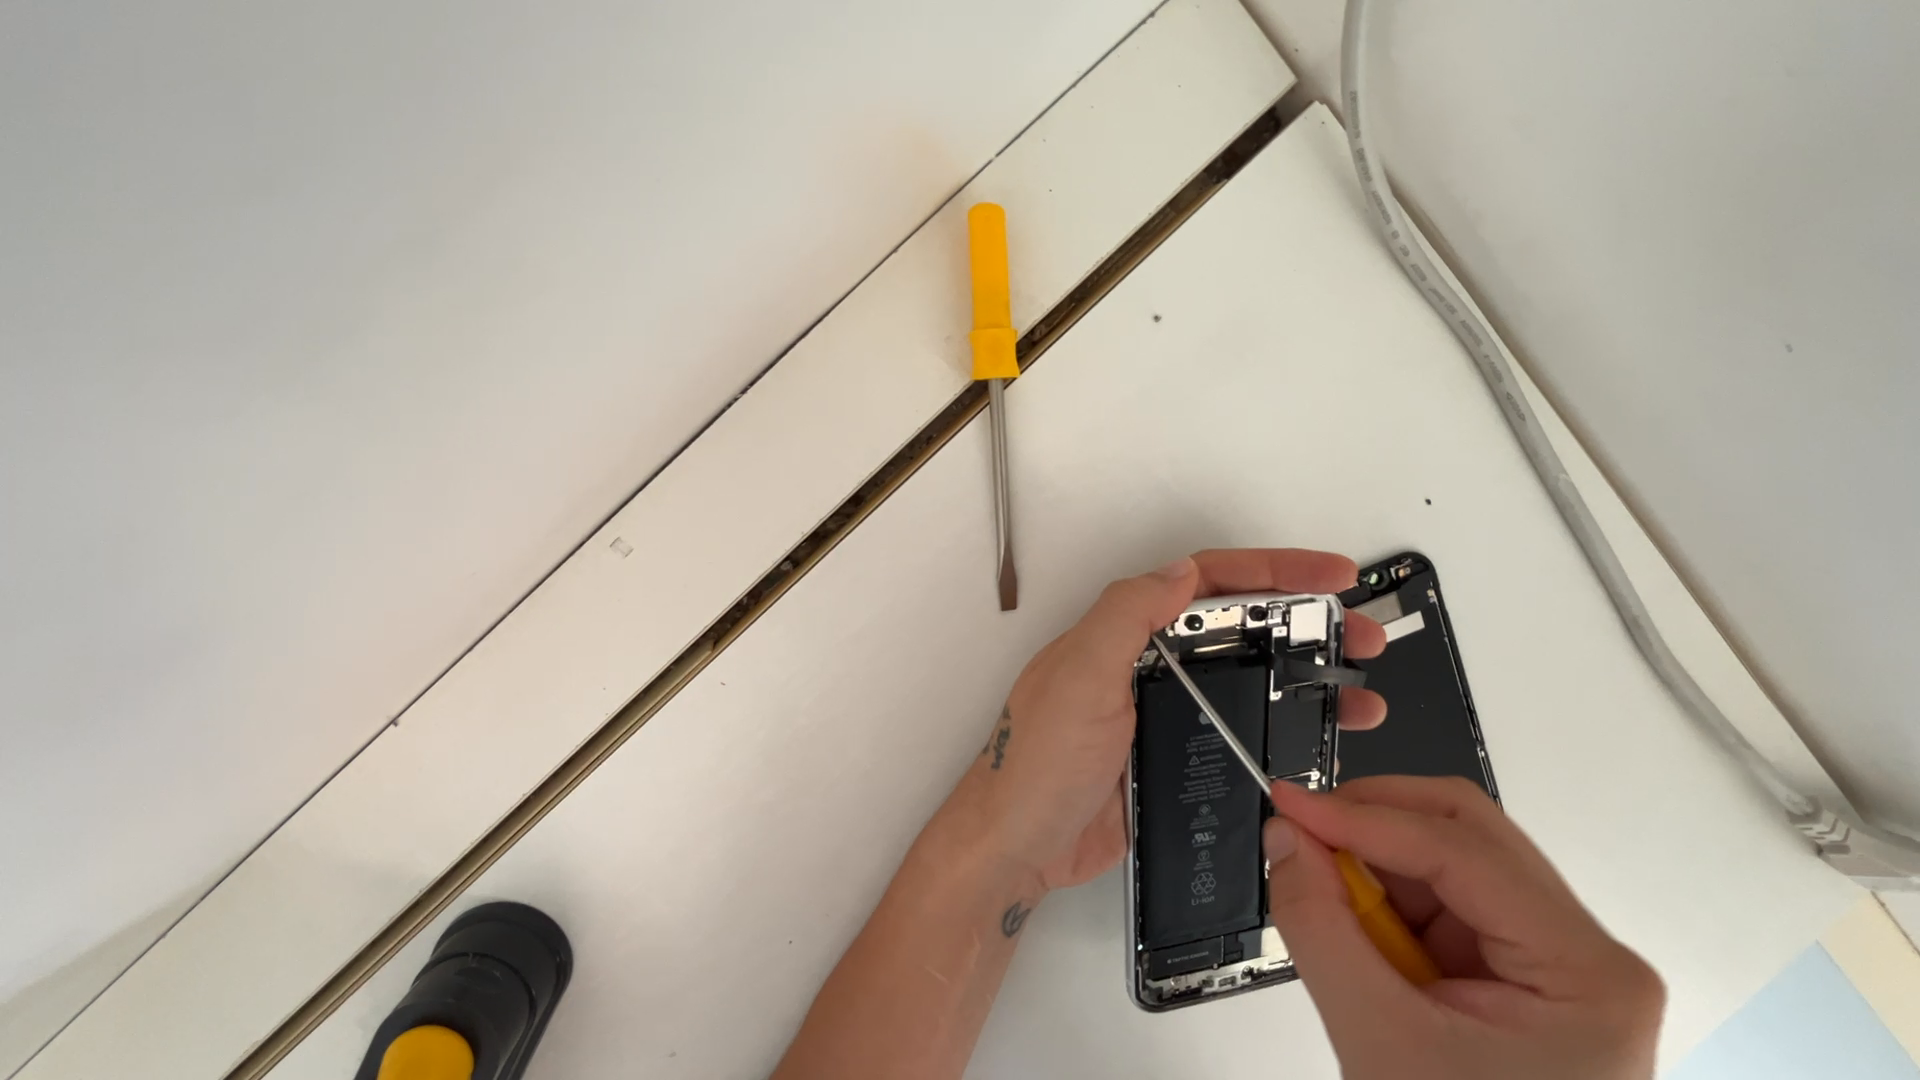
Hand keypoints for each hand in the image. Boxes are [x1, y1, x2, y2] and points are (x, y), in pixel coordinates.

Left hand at [940, 549, 1387, 894]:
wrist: (1020, 848)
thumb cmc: (1041, 761)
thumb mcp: (1079, 676)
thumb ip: (1125, 617)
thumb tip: (1181, 571)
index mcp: (1125, 634)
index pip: (1206, 583)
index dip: (1273, 571)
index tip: (1333, 576)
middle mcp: (1148, 665)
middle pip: (1239, 629)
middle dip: (1307, 626)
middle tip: (1365, 640)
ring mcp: (1164, 712)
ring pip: (1246, 680)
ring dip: (1305, 680)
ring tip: (1363, 697)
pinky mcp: (1175, 756)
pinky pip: (1239, 730)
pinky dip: (1280, 728)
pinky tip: (1318, 740)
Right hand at [1264, 776, 1665, 1079]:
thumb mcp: (1376, 1037)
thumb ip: (1319, 924)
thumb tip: (1282, 834)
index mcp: (1583, 972)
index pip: (1459, 851)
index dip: (1362, 816)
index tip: (1284, 800)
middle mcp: (1583, 950)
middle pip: (1470, 833)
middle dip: (1377, 820)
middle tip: (1303, 827)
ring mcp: (1556, 959)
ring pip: (1452, 858)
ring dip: (1377, 861)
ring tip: (1326, 899)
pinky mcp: (1520, 971)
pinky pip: (1443, 899)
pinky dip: (1387, 896)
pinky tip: (1358, 929)